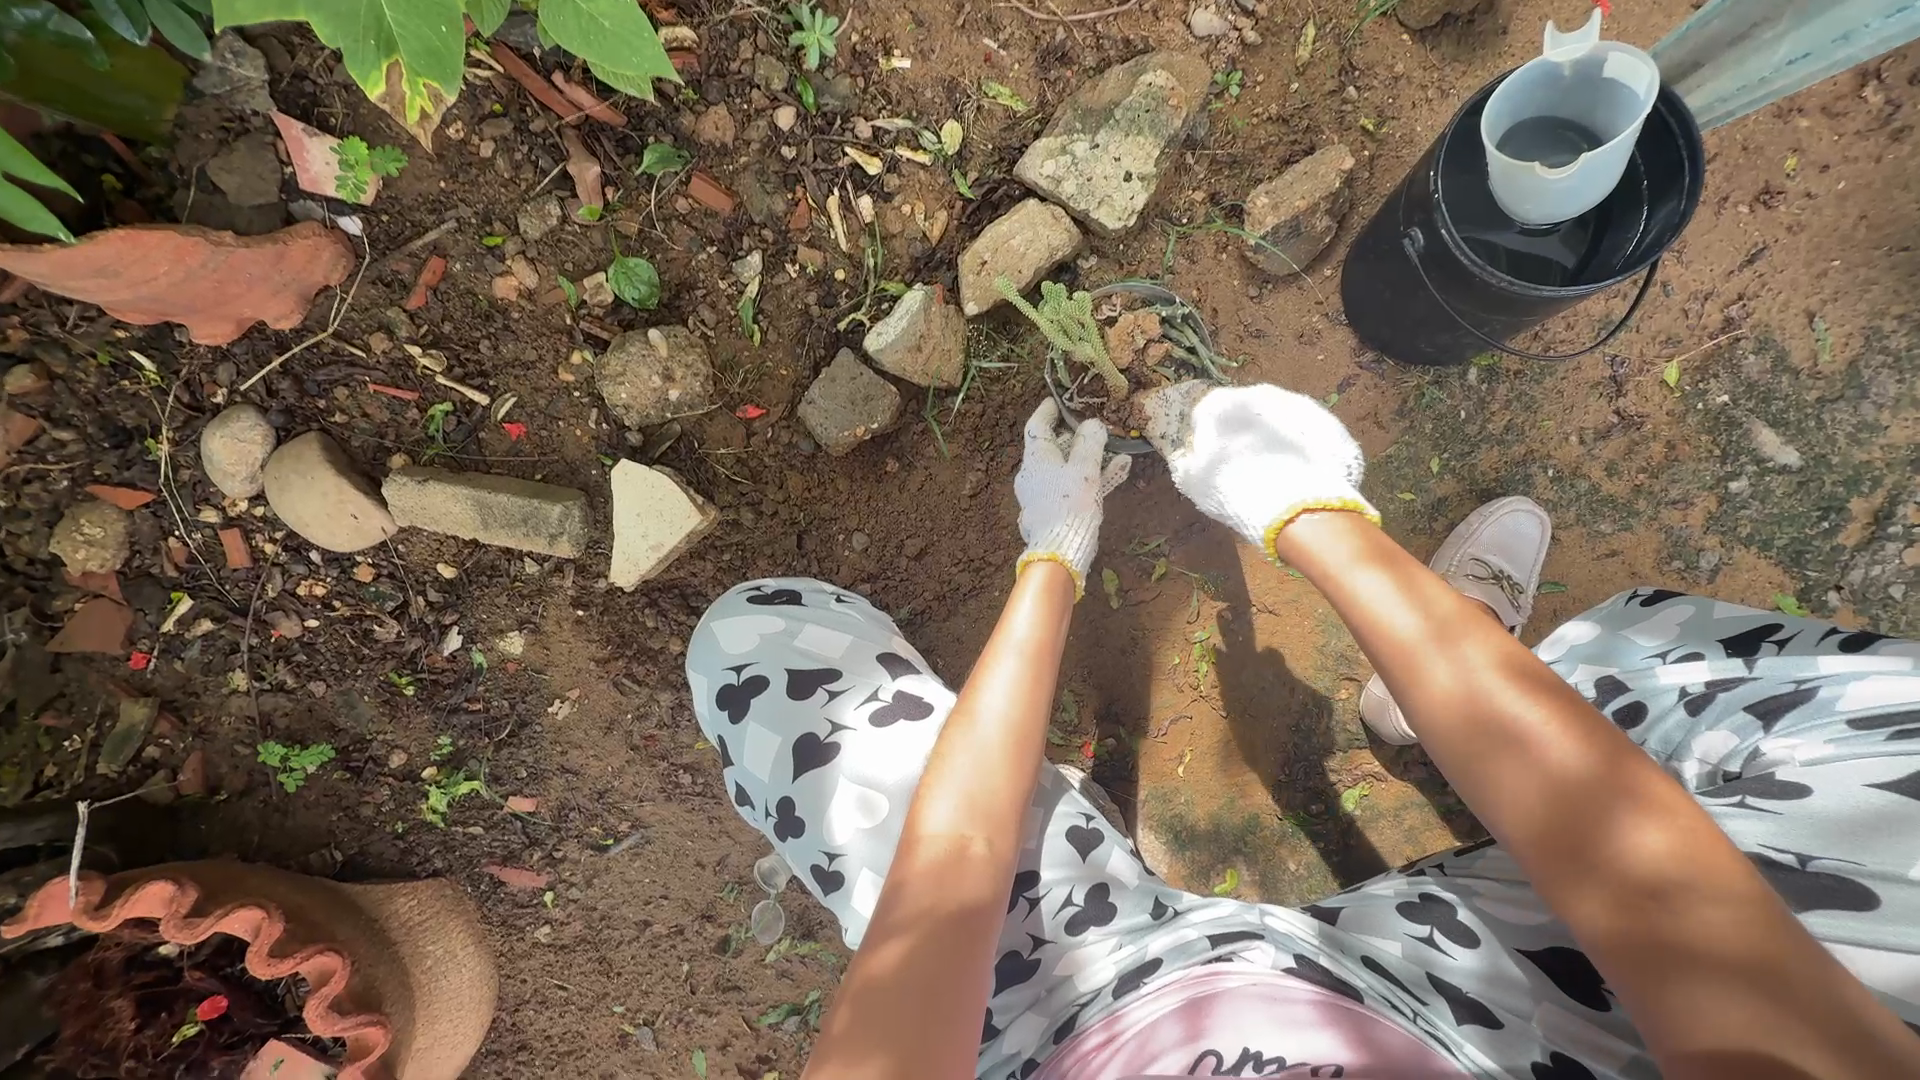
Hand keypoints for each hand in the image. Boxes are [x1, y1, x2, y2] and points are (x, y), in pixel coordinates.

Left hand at [1014, 400, 1129, 599]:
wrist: (1061, 551)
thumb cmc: (1070, 504)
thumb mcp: (1084, 469)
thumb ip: (1090, 443)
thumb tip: (1092, 424)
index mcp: (1036, 459)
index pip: (1037, 426)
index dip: (1047, 411)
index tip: (1058, 400)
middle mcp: (1035, 474)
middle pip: (1055, 448)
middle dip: (1078, 436)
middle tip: (1097, 426)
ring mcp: (1044, 494)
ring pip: (1069, 468)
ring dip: (1093, 458)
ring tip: (1119, 448)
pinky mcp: (1056, 510)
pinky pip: (1075, 486)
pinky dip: (1094, 477)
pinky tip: (1120, 470)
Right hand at [1140, 382, 1377, 558]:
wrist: (1293, 505)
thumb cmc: (1231, 490)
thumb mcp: (1193, 482)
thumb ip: (1186, 462)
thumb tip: (1186, 455)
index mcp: (1221, 404)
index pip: (1207, 412)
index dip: (1208, 436)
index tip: (1211, 459)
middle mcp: (1260, 394)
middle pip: (1248, 412)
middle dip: (1245, 434)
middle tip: (1246, 467)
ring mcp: (1300, 406)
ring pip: (1281, 421)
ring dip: (1276, 441)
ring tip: (1276, 476)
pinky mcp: (1331, 425)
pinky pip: (1310, 437)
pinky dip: (1304, 452)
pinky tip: (1301, 479)